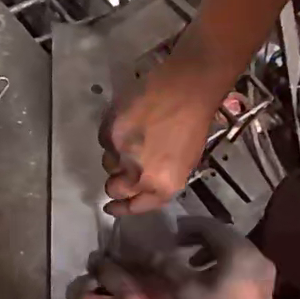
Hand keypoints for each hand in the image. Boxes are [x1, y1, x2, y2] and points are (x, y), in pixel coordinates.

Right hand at [100, 64, 222, 215]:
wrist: (187, 89)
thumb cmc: (195, 124)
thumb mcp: (186, 162)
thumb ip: (162, 179)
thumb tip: (144, 183)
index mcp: (163, 186)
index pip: (135, 207)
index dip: (122, 209)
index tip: (112, 208)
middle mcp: (139, 176)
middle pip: (115, 189)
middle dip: (117, 183)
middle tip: (121, 170)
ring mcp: (121, 154)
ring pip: (108, 163)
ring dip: (116, 156)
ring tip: (133, 137)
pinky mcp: (109, 132)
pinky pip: (104, 140)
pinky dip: (113, 135)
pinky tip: (128, 123)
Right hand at [157, 216, 280, 298]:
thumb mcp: (185, 290)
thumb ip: (167, 265)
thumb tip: (149, 252)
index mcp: (238, 250)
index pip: (210, 225)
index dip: (188, 226)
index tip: (169, 234)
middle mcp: (255, 253)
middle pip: (224, 235)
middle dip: (198, 237)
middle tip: (176, 245)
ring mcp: (263, 269)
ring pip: (233, 249)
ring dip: (210, 250)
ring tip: (189, 263)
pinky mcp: (264, 284)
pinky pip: (240, 262)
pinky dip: (222, 262)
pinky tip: (208, 279)